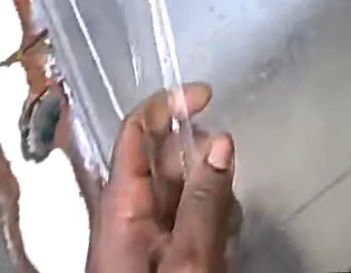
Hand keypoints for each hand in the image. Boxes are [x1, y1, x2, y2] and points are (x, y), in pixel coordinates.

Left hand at [88, 83, 237, 272]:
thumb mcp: (189, 261)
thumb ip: (205, 201)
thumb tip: (223, 139)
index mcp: (119, 203)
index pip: (135, 129)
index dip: (169, 103)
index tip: (207, 95)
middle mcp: (124, 214)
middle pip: (162, 157)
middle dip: (200, 152)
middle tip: (231, 171)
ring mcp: (138, 240)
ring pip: (177, 189)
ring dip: (209, 190)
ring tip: (230, 217)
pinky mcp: (153, 262)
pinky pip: (181, 221)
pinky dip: (207, 219)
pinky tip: (226, 238)